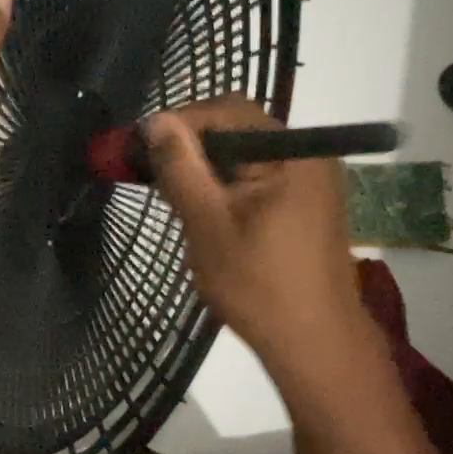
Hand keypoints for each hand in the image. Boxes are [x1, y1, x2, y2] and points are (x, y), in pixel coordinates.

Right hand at [149, 96, 363, 356]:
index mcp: (290, 153)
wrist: (314, 343)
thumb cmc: (257, 285)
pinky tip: (206, 220)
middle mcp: (307, 156)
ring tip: (177, 205)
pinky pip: (259, 180)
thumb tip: (156, 121)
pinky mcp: (307, 207)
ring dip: (205, 172)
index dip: (178, 123)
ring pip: (244, 157)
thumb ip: (181, 168)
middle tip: (152, 180)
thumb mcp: (207, 224)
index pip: (226, 110)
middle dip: (190, 149)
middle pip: (237, 130)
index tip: (138, 152)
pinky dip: (226, 189)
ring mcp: (311, 182)